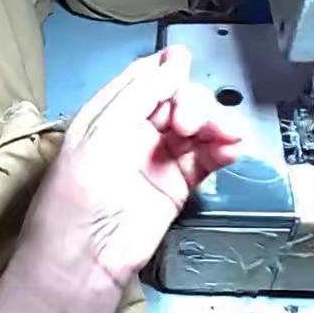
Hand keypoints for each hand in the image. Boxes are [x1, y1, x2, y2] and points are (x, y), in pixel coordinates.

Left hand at [24, 46, 242, 290]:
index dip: (167, 69)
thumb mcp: (105, 129)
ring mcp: (160, 158)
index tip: (186, 63)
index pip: (145, 80)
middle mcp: (136, 131)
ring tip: (228, 136)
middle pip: (178, 101)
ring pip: (198, 128)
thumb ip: (143, 92)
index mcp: (110, 112)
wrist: (87, 255)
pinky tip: (232, 150)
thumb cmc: (81, 187)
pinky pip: (206, 159)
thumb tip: (178, 57)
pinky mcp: (179, 185)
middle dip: (193, 104)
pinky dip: (222, 150)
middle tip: (190, 124)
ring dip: (216, 125)